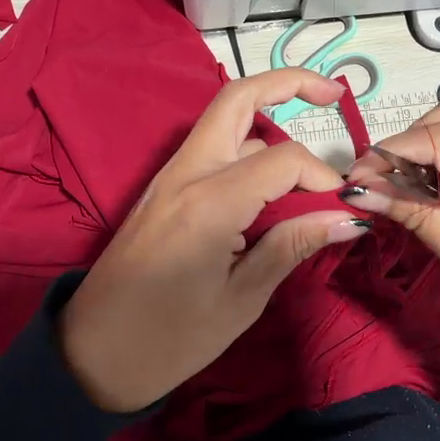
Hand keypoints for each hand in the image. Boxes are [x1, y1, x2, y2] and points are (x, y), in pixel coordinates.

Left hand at [60, 69, 369, 412]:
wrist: (91, 357)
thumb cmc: (170, 338)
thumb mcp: (241, 299)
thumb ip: (292, 246)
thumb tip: (348, 218)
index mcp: (209, 202)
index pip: (284, 159)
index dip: (324, 178)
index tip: (343, 211)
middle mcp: (188, 173)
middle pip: (239, 99)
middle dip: (289, 83)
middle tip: (334, 94)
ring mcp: (171, 176)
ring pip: (225, 120)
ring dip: (269, 120)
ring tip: (308, 163)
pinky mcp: (165, 188)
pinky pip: (213, 149)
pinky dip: (249, 148)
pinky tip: (272, 185)